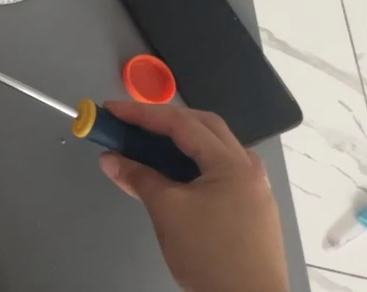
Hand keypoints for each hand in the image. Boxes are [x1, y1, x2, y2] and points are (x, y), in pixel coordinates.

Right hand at [98, 101, 286, 291]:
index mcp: (233, 165)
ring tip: (154, 146)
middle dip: (166, 119)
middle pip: (205, 127)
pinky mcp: (255, 213)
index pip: (181, 124)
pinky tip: (178, 175)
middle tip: (135, 123)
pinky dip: (196, 162)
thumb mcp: (166, 210)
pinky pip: (222, 171)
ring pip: (217, 148)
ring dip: (184, 140)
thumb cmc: (208, 255)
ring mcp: (256, 193)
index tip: (111, 111)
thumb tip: (110, 159)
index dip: (141, 113)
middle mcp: (250, 172)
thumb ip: (137, 176)